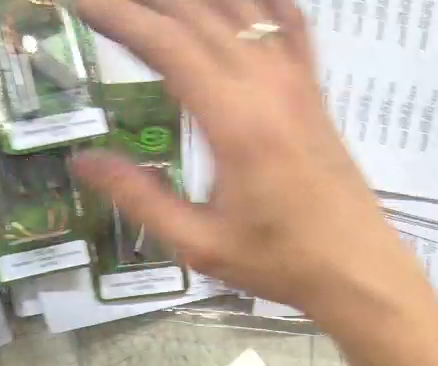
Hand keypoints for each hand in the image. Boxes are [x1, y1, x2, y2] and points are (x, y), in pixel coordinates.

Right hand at [70, 0, 433, 322]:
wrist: (355, 267)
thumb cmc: (277, 262)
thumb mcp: (199, 244)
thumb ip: (140, 198)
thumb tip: (83, 161)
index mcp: (234, 120)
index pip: (167, 43)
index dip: (120, 15)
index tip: (82, 2)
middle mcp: (267, 82)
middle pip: (197, 12)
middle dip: (145, 0)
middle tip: (103, 0)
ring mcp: (296, 77)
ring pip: (239, 5)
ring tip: (153, 2)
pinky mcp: (313, 85)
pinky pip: (284, 18)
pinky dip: (255, 0)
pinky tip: (236, 1)